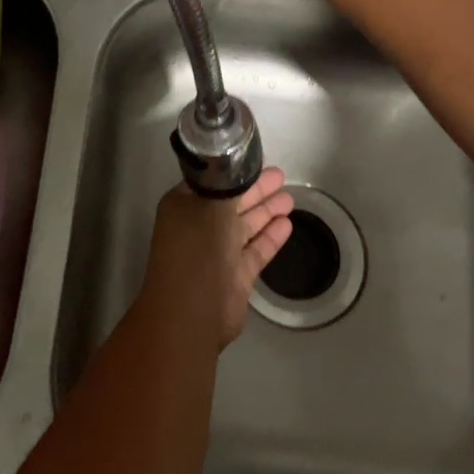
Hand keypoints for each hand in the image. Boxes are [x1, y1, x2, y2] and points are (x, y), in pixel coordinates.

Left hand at [140, 167, 294, 348]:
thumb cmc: (196, 251)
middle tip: (281, 176)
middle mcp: (198, 226)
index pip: (211, 182)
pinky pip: (254, 249)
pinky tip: (288, 224)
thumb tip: (236, 169)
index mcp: (183, 206)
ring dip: (266, 212)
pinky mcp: (234, 275)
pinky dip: (270, 237)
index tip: (256, 160)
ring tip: (290, 198)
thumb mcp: (212, 208)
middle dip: (255, 190)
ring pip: (245, 225)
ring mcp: (217, 252)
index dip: (233, 171)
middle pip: (231, 202)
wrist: (191, 313)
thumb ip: (227, 188)